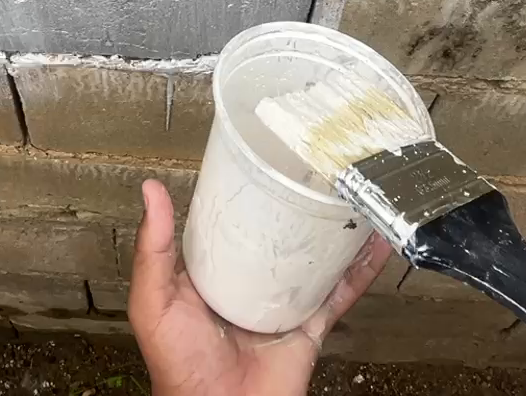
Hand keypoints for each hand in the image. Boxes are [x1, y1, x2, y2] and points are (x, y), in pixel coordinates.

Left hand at [128, 179, 393, 395]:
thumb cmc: (179, 367)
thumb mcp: (154, 301)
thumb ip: (154, 248)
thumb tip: (151, 190)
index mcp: (213, 271)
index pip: (231, 222)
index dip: (243, 192)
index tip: (258, 159)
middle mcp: (250, 282)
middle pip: (278, 235)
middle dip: (296, 205)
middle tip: (313, 168)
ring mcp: (282, 302)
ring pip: (314, 258)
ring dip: (334, 231)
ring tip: (351, 194)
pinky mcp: (309, 326)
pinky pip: (338, 294)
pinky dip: (359, 271)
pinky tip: (374, 246)